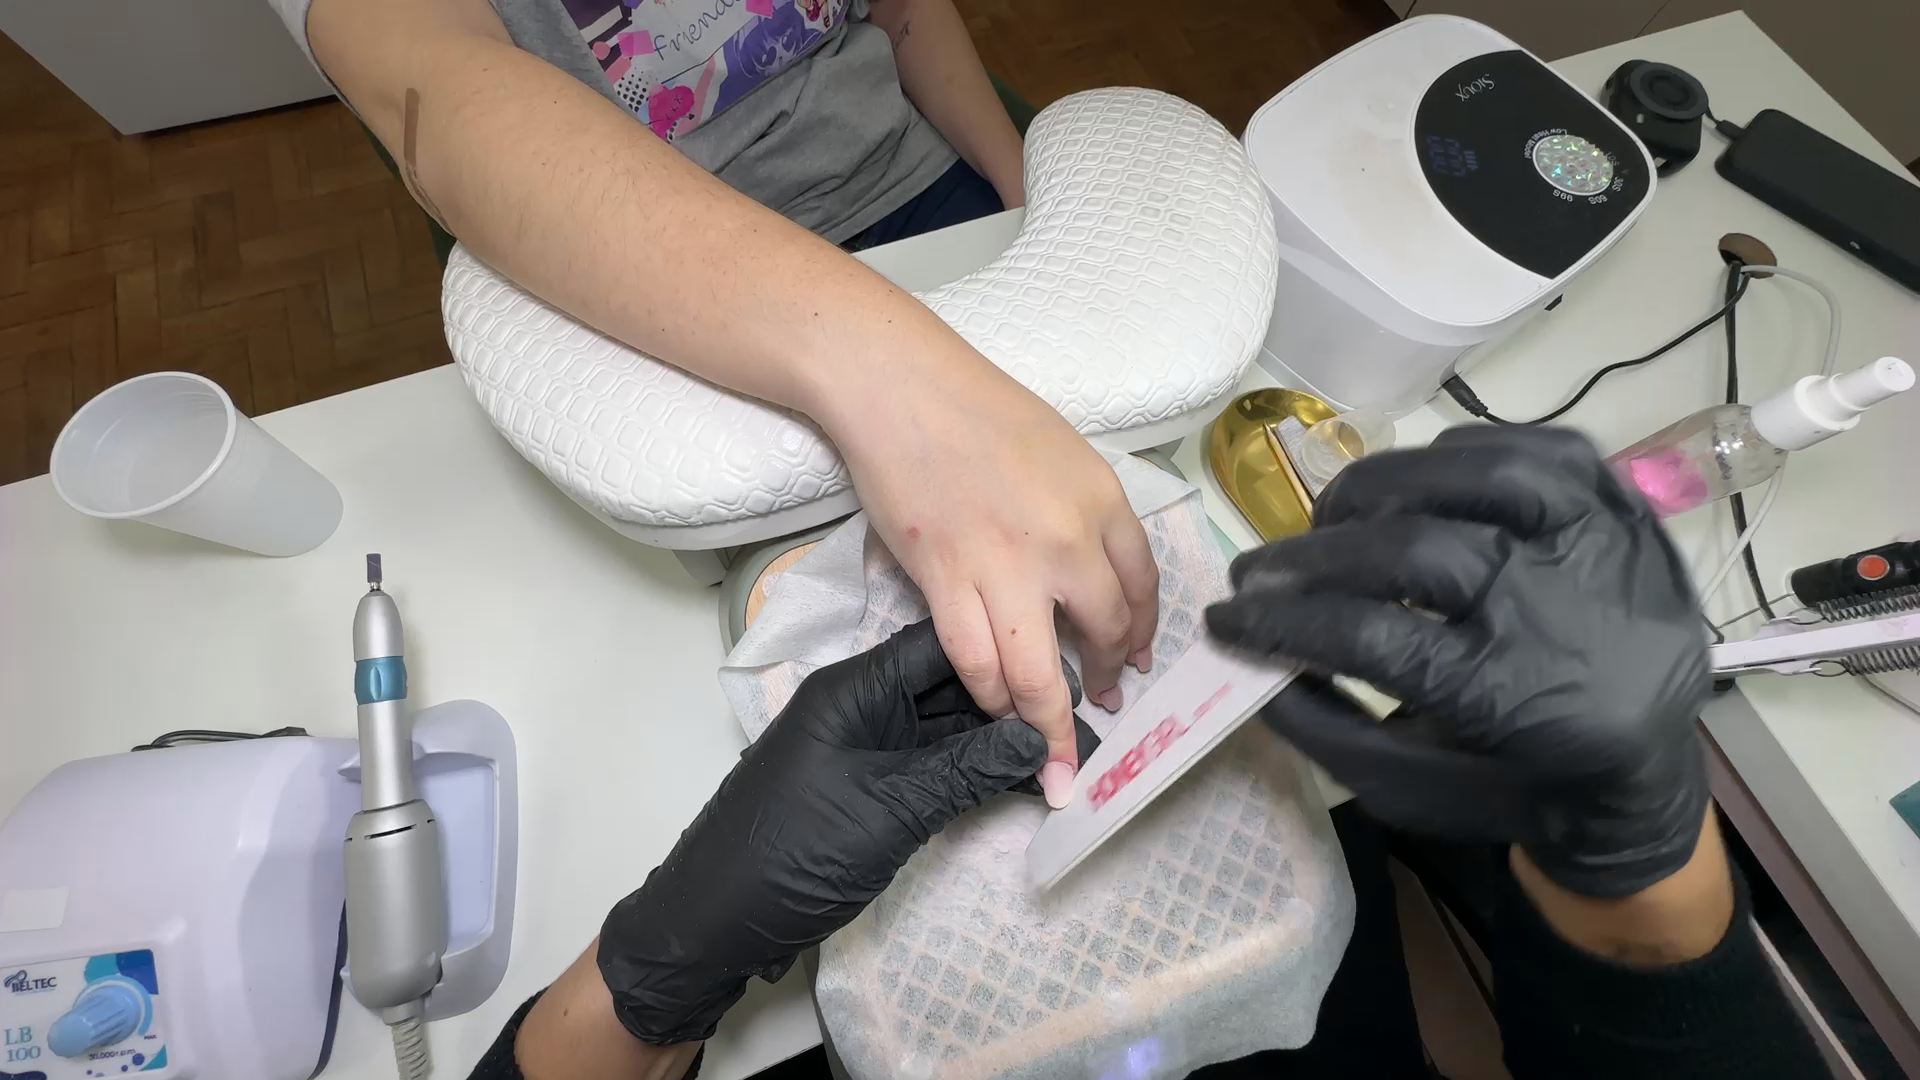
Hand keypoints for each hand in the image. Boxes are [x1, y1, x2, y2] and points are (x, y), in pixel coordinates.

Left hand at [596, 620, 1047, 1043]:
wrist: (717, 924)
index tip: (1061, 679)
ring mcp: (871, 746)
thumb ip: (966, 769)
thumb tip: (1039, 740)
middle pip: (949, 688)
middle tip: (1076, 728)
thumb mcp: (889, 808)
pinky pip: (933, 766)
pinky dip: (972, 775)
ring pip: (946, 730)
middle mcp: (866, 704)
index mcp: (856, 686)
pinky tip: (1021, 784)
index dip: (1002, 660)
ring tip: (1062, 759)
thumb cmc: (797, 850)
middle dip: (1009, 709)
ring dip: (996, 746)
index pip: (940, 647)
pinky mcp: (875, 786)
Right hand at [830, 356, 1156, 807]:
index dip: (1141, 633)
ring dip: (1049, 722)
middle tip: (1103, 705)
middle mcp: (1064, 541)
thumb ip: (1089, 514)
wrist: (902, 389)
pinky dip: (990, 695)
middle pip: (1102, 635)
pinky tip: (997, 707)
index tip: (1134, 658)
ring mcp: (1003, 566)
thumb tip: (1092, 577)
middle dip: (1107, 681)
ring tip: (1052, 747)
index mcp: (1101, 499)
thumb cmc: (982, 409)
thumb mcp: (1065, 451)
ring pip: (1037, 672)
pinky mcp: (943, 581)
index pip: (1143, 585)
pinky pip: (975, 660)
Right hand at [1206, 426, 1712, 898]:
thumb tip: (1244, 645)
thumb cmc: (1502, 783)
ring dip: (1376, 490)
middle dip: (1311, 559)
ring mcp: (1605, 547)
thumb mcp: (1397, 784)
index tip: (1223, 615)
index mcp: (1516, 699)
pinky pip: (1525, 447)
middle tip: (1258, 571)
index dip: (1277, 620)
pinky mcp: (1620, 510)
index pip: (1368, 637)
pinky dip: (1450, 457)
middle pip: (1413, 551)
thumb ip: (1312, 718)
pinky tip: (1413, 493)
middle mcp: (1569, 613)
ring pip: (1475, 474)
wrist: (1636, 777)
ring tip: (1334, 524)